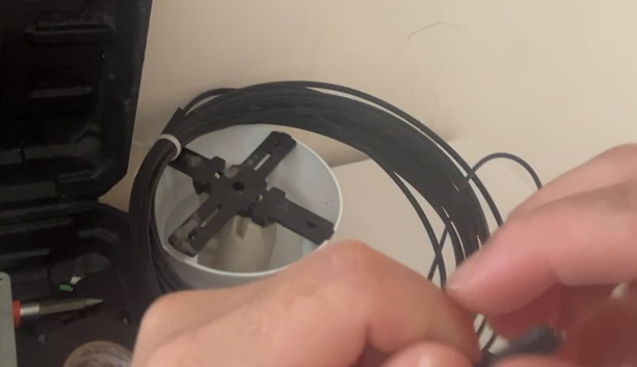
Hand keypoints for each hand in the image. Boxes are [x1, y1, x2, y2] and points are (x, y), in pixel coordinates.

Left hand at [135, 240, 482, 366]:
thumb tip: (448, 353)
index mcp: (215, 365)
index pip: (354, 284)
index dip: (432, 325)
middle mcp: (192, 323)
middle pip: (343, 278)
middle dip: (410, 337)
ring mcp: (188, 319)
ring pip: (323, 291)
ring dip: (374, 346)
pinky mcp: (195, 328)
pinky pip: (293, 311)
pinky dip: (335, 351)